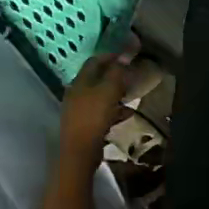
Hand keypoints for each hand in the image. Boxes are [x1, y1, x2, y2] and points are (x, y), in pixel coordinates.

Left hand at [59, 53, 130, 168]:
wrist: (80, 152)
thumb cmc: (94, 116)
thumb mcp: (109, 90)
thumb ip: (117, 71)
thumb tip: (124, 55)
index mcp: (80, 80)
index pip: (94, 61)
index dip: (110, 56)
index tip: (126, 56)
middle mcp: (76, 92)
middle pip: (96, 78)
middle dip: (114, 76)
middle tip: (130, 76)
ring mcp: (79, 110)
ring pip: (99, 96)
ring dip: (115, 93)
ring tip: (131, 95)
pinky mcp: (84, 125)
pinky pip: (100, 112)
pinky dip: (113, 110)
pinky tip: (127, 114)